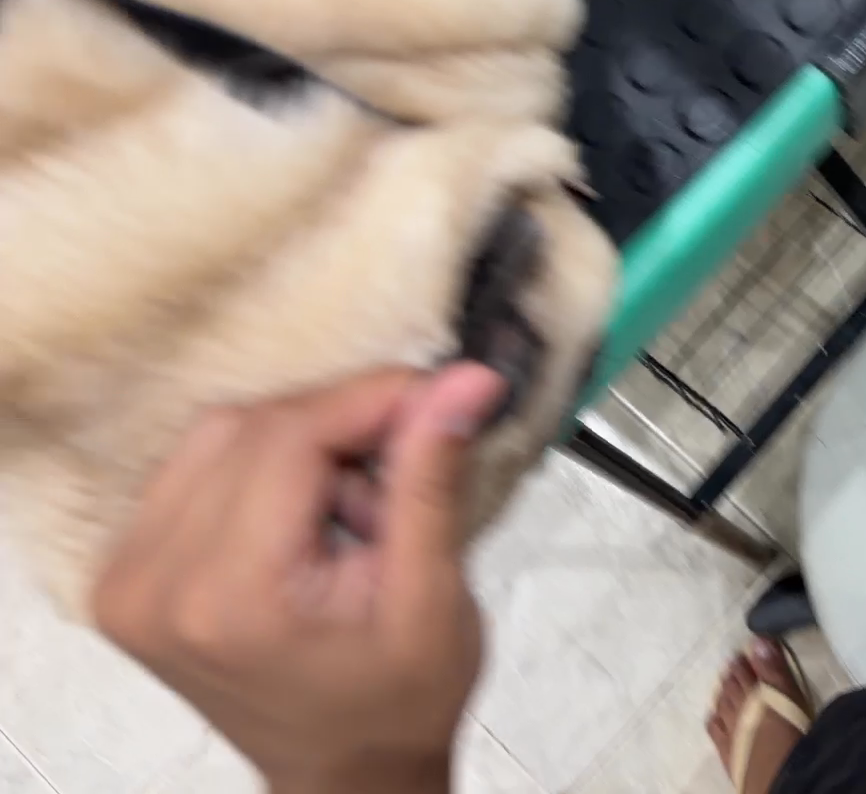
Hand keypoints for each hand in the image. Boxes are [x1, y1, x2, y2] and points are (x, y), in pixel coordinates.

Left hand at [93, 364, 506, 793]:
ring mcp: (129, 574)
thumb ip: (433, 480)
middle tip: (428, 444)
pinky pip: (210, 463)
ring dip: (322, 435)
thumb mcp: (435, 588)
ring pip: (229, 433)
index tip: (457, 393)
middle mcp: (150, 578)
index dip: (379, 396)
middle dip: (356, 414)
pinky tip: (332, 503)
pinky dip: (286, 456)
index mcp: (227, 591)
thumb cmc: (406, 691)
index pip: (290, 436)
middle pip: (253, 425)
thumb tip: (467, 380)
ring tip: (379, 489)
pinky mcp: (139, 569)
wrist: (351, 767)